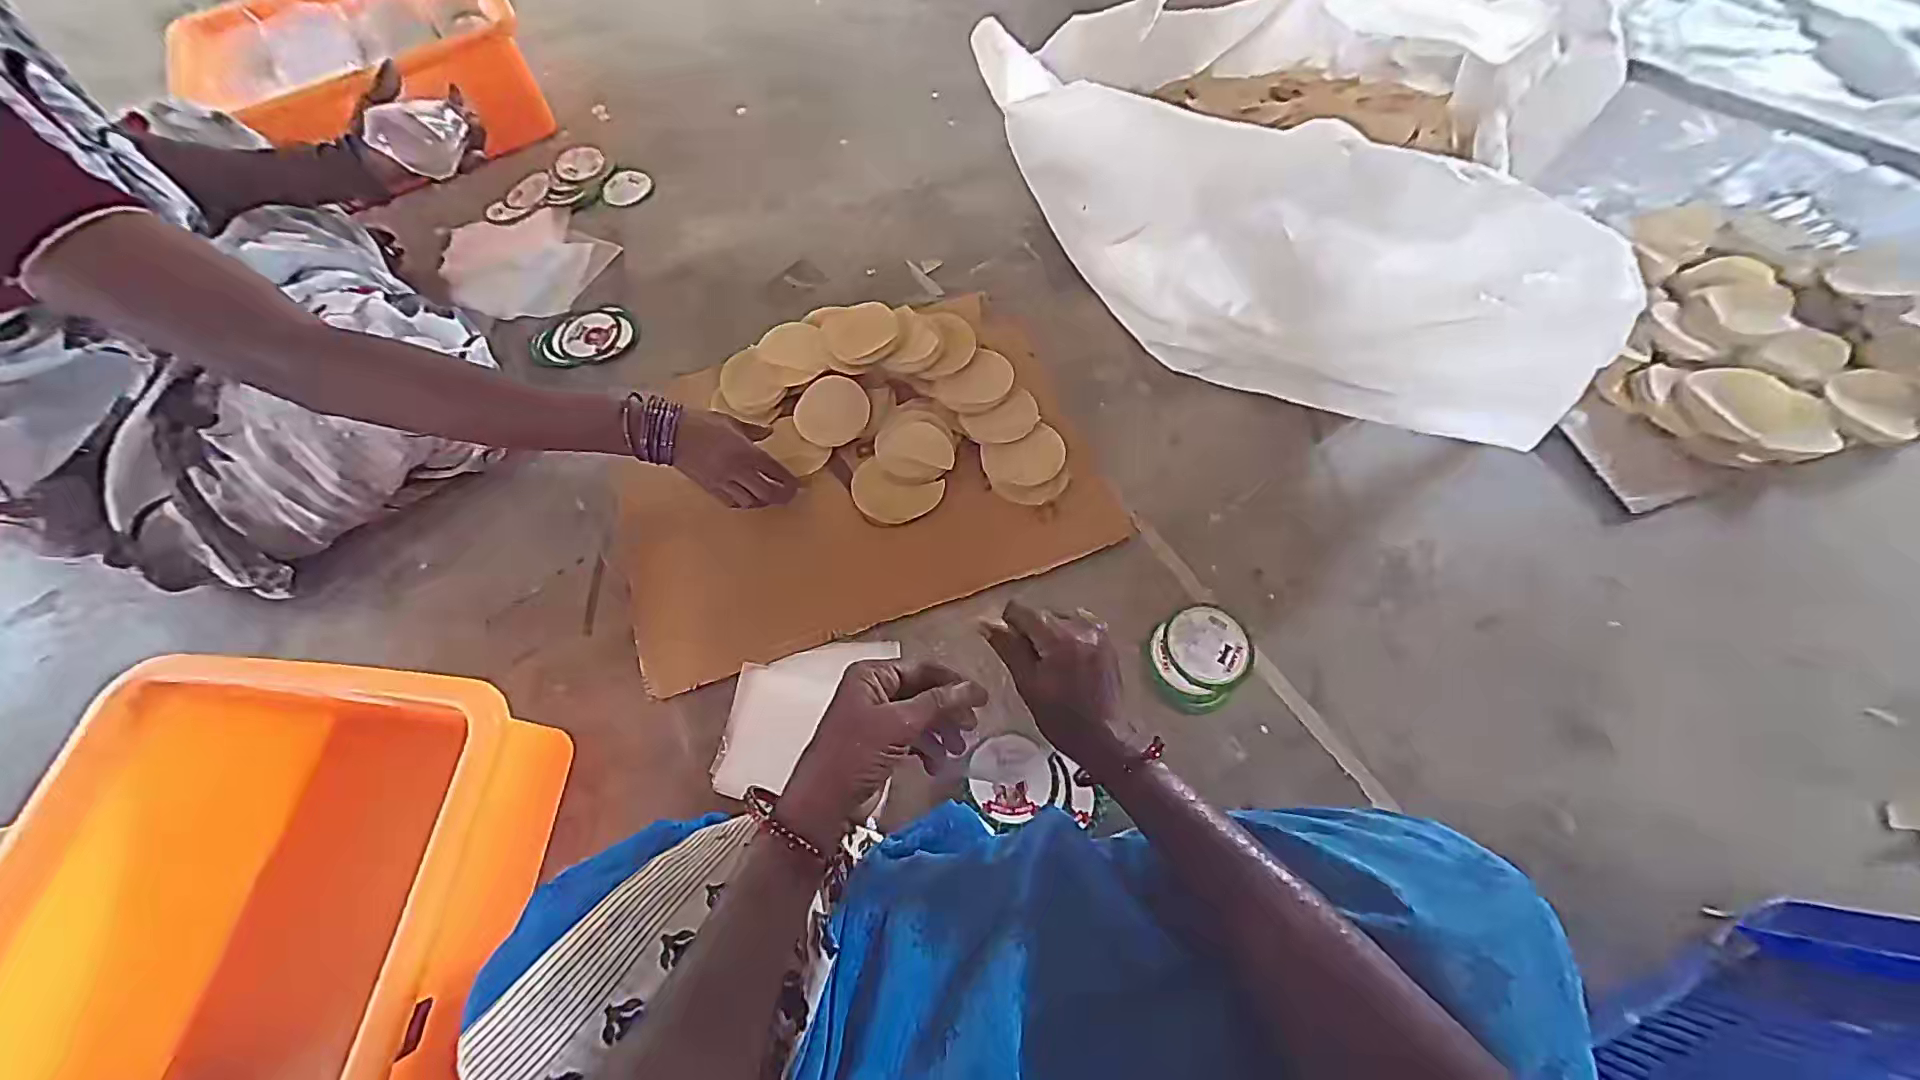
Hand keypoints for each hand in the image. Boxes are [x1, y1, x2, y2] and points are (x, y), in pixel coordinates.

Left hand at [347, 61, 488, 194]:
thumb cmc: (369, 135)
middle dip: (472, 124)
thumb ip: (384, 87)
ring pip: (470, 150)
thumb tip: (391, 63)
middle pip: (466, 131)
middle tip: (471, 117)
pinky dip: (472, 163)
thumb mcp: (374, 105)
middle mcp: (441, 139)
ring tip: (475, 134)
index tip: (455, 91)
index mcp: (427, 121)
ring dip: (477, 142)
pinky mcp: (446, 176)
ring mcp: (445, 158)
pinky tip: (477, 156)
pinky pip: (464, 169)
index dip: (456, 101)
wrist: (364, 166)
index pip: (450, 110)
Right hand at [674, 410, 798, 507]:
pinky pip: (733, 502)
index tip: (798, 485)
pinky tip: (750, 499)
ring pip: (751, 501)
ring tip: (772, 497)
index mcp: (746, 453)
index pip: (774, 472)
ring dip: (764, 501)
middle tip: (790, 495)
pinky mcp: (711, 489)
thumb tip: (769, 433)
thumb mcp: (731, 421)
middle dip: (782, 496)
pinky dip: (745, 503)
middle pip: (767, 493)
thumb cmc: (701, 423)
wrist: (670, 434)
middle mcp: (738, 471)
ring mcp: (723, 483)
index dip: (789, 481)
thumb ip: (753, 431)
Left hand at [780, 660, 986, 847]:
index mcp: (872, 676)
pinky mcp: (879, 745)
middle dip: (948, 711)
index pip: (922, 670)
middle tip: (971, 727)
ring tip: (956, 750)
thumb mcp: (899, 724)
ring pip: (921, 717)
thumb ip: (938, 703)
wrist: (823, 806)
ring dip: (941, 732)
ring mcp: (876, 719)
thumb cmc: (855, 755)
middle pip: (923, 693)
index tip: (982, 699)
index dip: (952, 683)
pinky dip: (927, 749)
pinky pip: (912, 738)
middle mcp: (874, 692)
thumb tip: (974, 688)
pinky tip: (936, 765)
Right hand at [983, 600, 1144, 779]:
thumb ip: (1008, 648)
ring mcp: (1097, 632)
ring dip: (1049, 634)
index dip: (1008, 625)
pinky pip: (1077, 626)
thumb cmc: (1061, 717)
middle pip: (1041, 613)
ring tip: (1051, 664)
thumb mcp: (1028, 684)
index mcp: (1058, 637)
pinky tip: (1068, 662)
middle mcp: (1080, 626)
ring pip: (1058, 618)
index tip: (1009, 646)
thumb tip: (985, 623)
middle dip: (1030, 632)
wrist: (1106, 737)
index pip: (1021, 610)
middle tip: (1031, 664)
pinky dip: (1066, 637)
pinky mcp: (1107, 641)